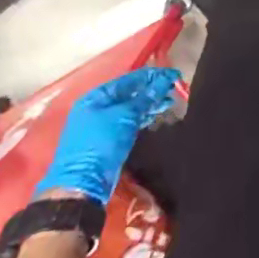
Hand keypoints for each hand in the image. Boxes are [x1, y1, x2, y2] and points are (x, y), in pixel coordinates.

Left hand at [32, 66, 179, 203]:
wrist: (83, 182)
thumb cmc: (101, 143)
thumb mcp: (125, 116)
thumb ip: (146, 97)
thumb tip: (165, 79)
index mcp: (97, 97)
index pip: (130, 79)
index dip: (153, 75)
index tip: (175, 75)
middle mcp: (99, 106)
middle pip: (132, 92)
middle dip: (154, 89)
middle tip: (175, 88)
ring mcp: (104, 122)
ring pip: (133, 106)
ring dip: (152, 102)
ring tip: (170, 101)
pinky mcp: (111, 136)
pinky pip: (131, 119)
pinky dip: (145, 115)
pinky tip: (157, 114)